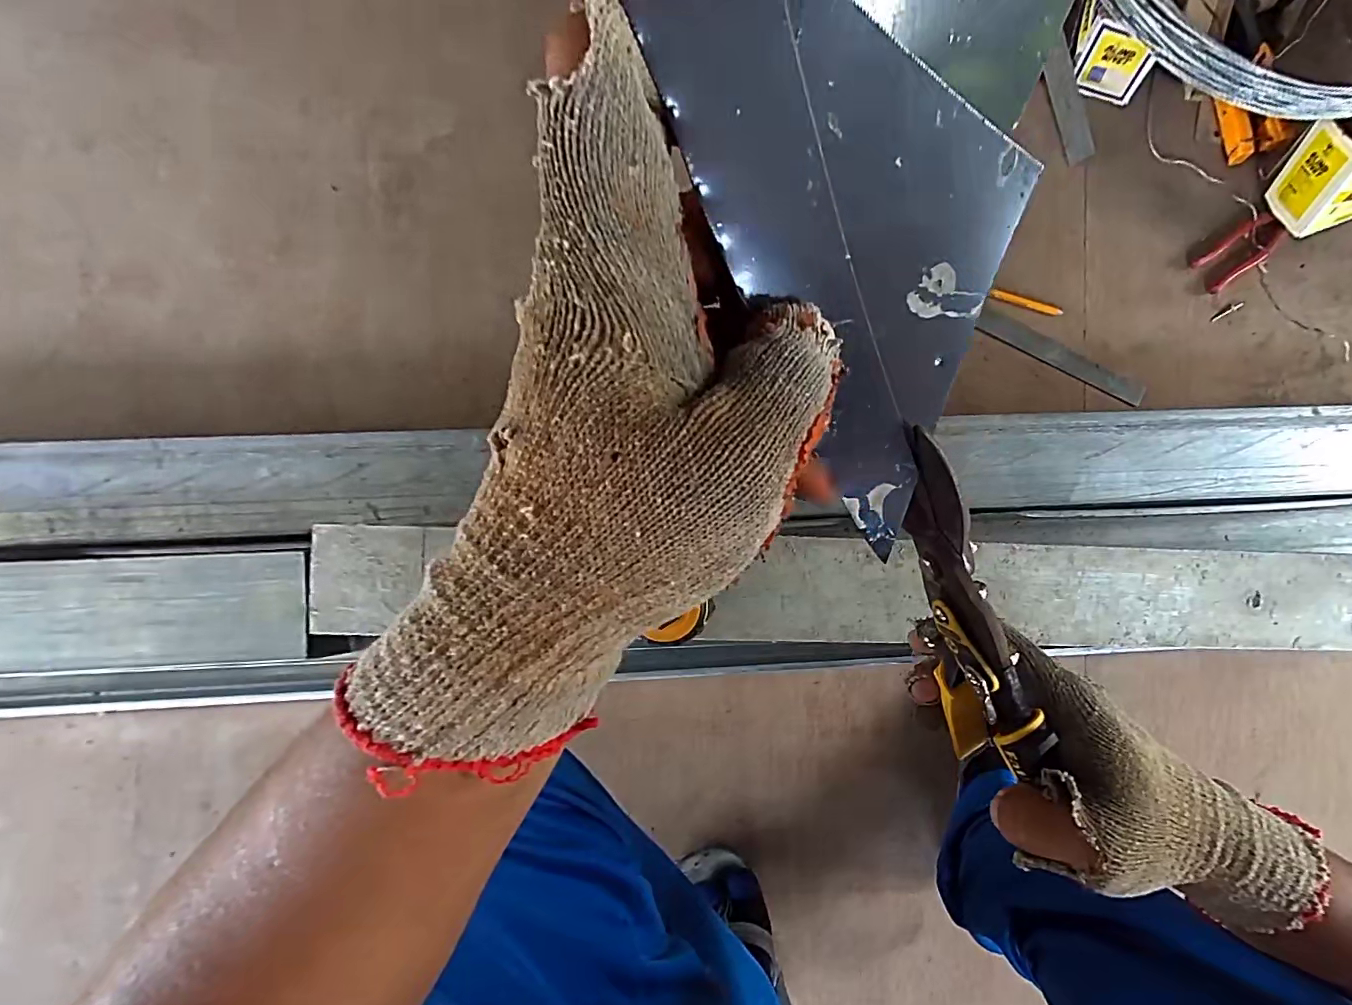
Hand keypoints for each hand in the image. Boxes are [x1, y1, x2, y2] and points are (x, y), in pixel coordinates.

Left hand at [338, 0, 839, 783]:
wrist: (552, 600)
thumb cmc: (634, 533)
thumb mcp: (745, 455)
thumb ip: (792, 367)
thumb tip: (793, 328)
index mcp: (614, 276)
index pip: (606, 121)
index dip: (626, 49)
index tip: (647, 19)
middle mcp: (597, 282)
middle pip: (655, 169)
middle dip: (726, 157)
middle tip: (792, 162)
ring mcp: (604, 326)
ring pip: (677, 244)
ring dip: (739, 251)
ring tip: (799, 280)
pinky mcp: (616, 369)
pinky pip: (682, 307)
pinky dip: (729, 314)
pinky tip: (774, 350)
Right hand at [910, 626, 1329, 932]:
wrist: (1202, 837)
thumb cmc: (1155, 834)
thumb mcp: (1104, 846)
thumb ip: (1048, 829)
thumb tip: (996, 805)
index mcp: (1072, 705)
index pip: (1012, 653)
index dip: (966, 640)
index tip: (927, 639)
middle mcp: (1062, 697)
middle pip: (995, 663)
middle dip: (950, 663)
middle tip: (914, 682)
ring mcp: (1059, 714)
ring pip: (997, 684)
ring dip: (956, 683)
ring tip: (921, 695)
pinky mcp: (1057, 733)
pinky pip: (1006, 708)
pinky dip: (972, 705)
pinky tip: (949, 717)